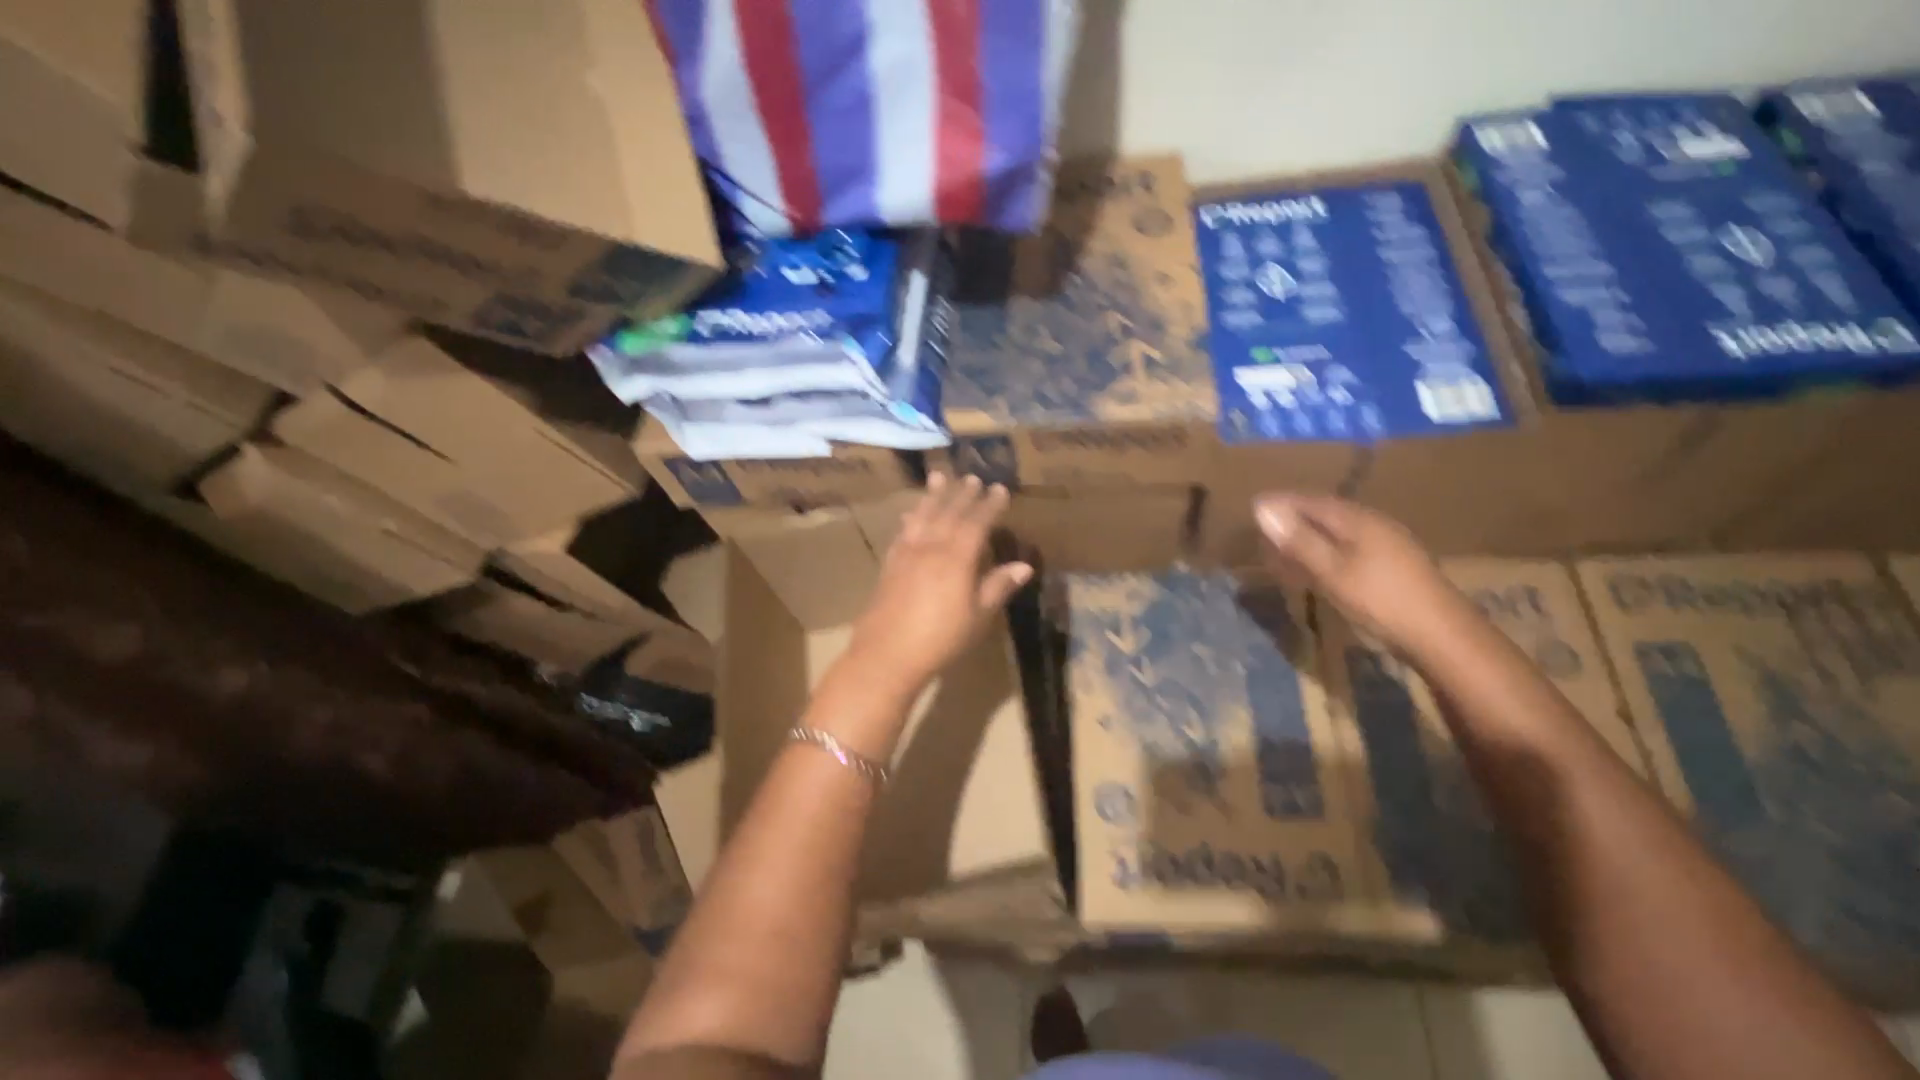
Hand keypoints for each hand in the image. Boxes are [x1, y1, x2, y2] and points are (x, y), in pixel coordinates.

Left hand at [847, 474, 1031, 692]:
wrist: (887, 655)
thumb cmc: (941, 638)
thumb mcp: (978, 616)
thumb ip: (997, 587)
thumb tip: (1024, 565)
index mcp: (957, 558)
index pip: (977, 523)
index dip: (989, 506)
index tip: (999, 490)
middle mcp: (931, 547)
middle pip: (949, 514)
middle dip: (962, 495)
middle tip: (973, 478)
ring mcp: (907, 554)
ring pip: (922, 517)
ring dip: (933, 497)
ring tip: (938, 477)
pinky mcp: (890, 565)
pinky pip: (903, 533)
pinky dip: (910, 520)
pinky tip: (911, 515)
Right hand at [1254, 493, 1470, 655]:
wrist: (1439, 632)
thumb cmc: (1380, 599)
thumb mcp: (1332, 570)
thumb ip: (1298, 540)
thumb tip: (1263, 508)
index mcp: (1357, 519)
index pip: (1311, 501)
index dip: (1282, 504)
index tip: (1254, 507)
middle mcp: (1373, 523)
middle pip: (1326, 514)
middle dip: (1295, 519)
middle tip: (1266, 530)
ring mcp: (1387, 543)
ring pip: (1339, 532)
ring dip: (1310, 538)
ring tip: (1287, 550)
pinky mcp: (1394, 564)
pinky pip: (1350, 547)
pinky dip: (1327, 552)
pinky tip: (1321, 568)